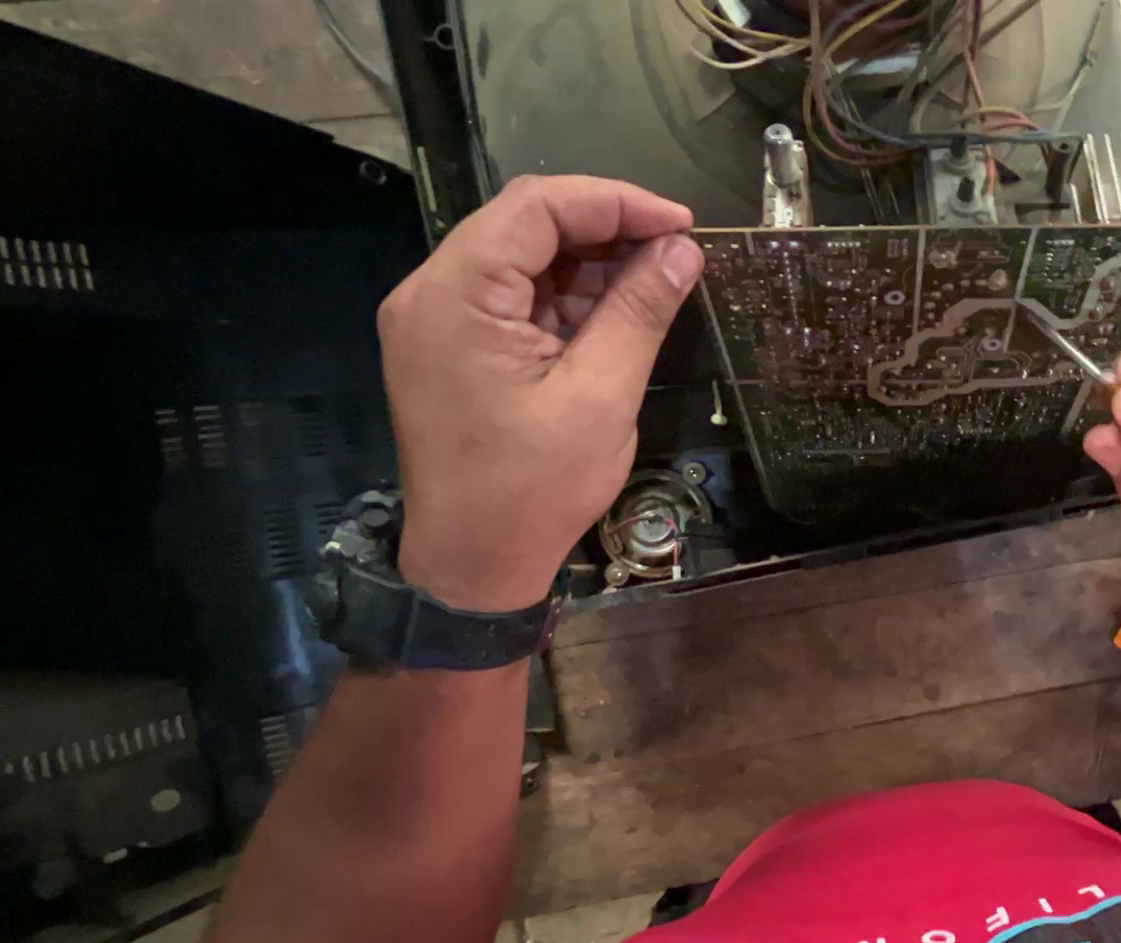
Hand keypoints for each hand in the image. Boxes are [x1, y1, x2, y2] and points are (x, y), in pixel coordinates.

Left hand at [376, 176, 703, 611]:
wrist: (476, 562)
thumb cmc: (537, 486)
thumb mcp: (601, 396)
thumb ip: (640, 313)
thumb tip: (684, 252)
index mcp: (457, 295)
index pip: (537, 207)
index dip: (616, 202)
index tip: (684, 225)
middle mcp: (436, 293)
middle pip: (526, 228)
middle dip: (609, 232)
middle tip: (679, 254)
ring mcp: (442, 323)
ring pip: (526, 264)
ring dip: (594, 268)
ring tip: (660, 283)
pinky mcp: (458, 351)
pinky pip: (519, 304)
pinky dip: (572, 303)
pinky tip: (619, 314)